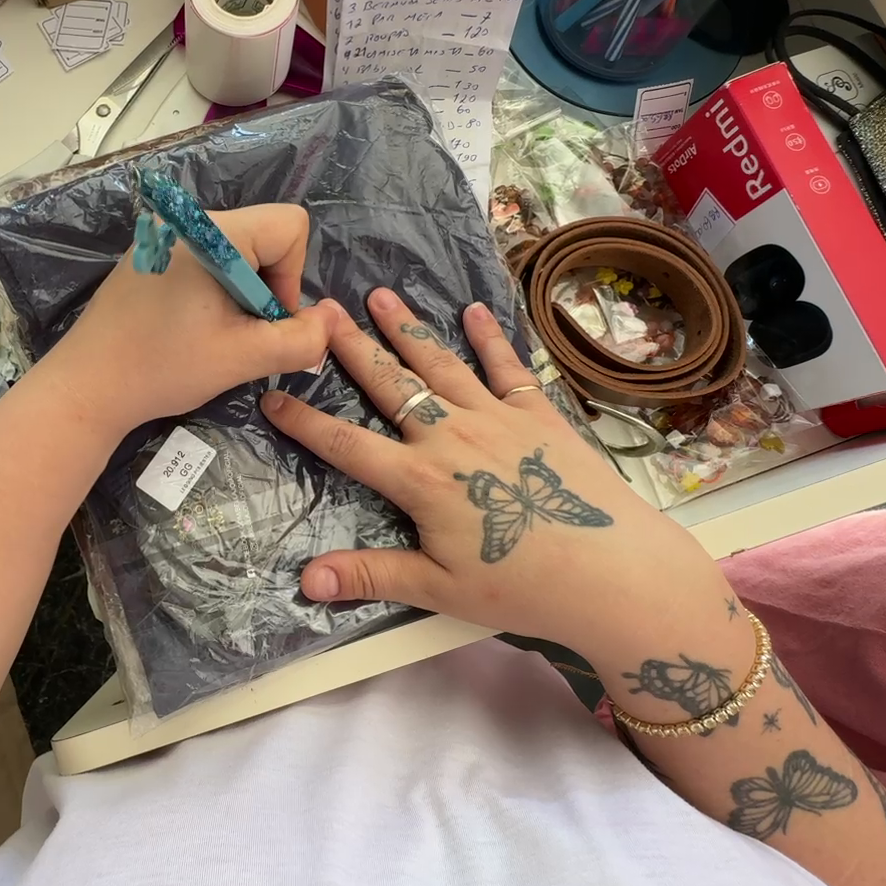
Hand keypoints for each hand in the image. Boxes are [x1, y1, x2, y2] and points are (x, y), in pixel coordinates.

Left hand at [37, 203, 337, 437]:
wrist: (86, 387)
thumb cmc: (162, 368)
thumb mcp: (242, 358)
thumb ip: (299, 339)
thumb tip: (332, 321)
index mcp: (210, 232)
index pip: (289, 225)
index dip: (292, 278)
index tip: (263, 321)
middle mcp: (186, 219)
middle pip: (264, 236)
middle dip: (266, 288)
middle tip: (239, 334)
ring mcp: (163, 235)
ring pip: (237, 251)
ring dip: (241, 294)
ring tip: (213, 334)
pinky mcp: (149, 255)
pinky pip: (206, 259)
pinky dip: (215, 291)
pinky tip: (189, 327)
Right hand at [260, 288, 717, 647]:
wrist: (615, 575)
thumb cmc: (521, 587)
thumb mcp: (437, 589)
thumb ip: (370, 575)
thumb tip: (305, 580)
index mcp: (419, 479)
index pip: (345, 444)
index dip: (304, 420)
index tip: (270, 395)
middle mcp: (450, 436)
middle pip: (390, 385)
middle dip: (351, 347)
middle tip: (320, 309)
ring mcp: (497, 418)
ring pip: (440, 365)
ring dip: (408, 329)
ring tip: (381, 296)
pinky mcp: (538, 414)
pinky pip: (508, 368)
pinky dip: (489, 338)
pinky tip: (473, 311)